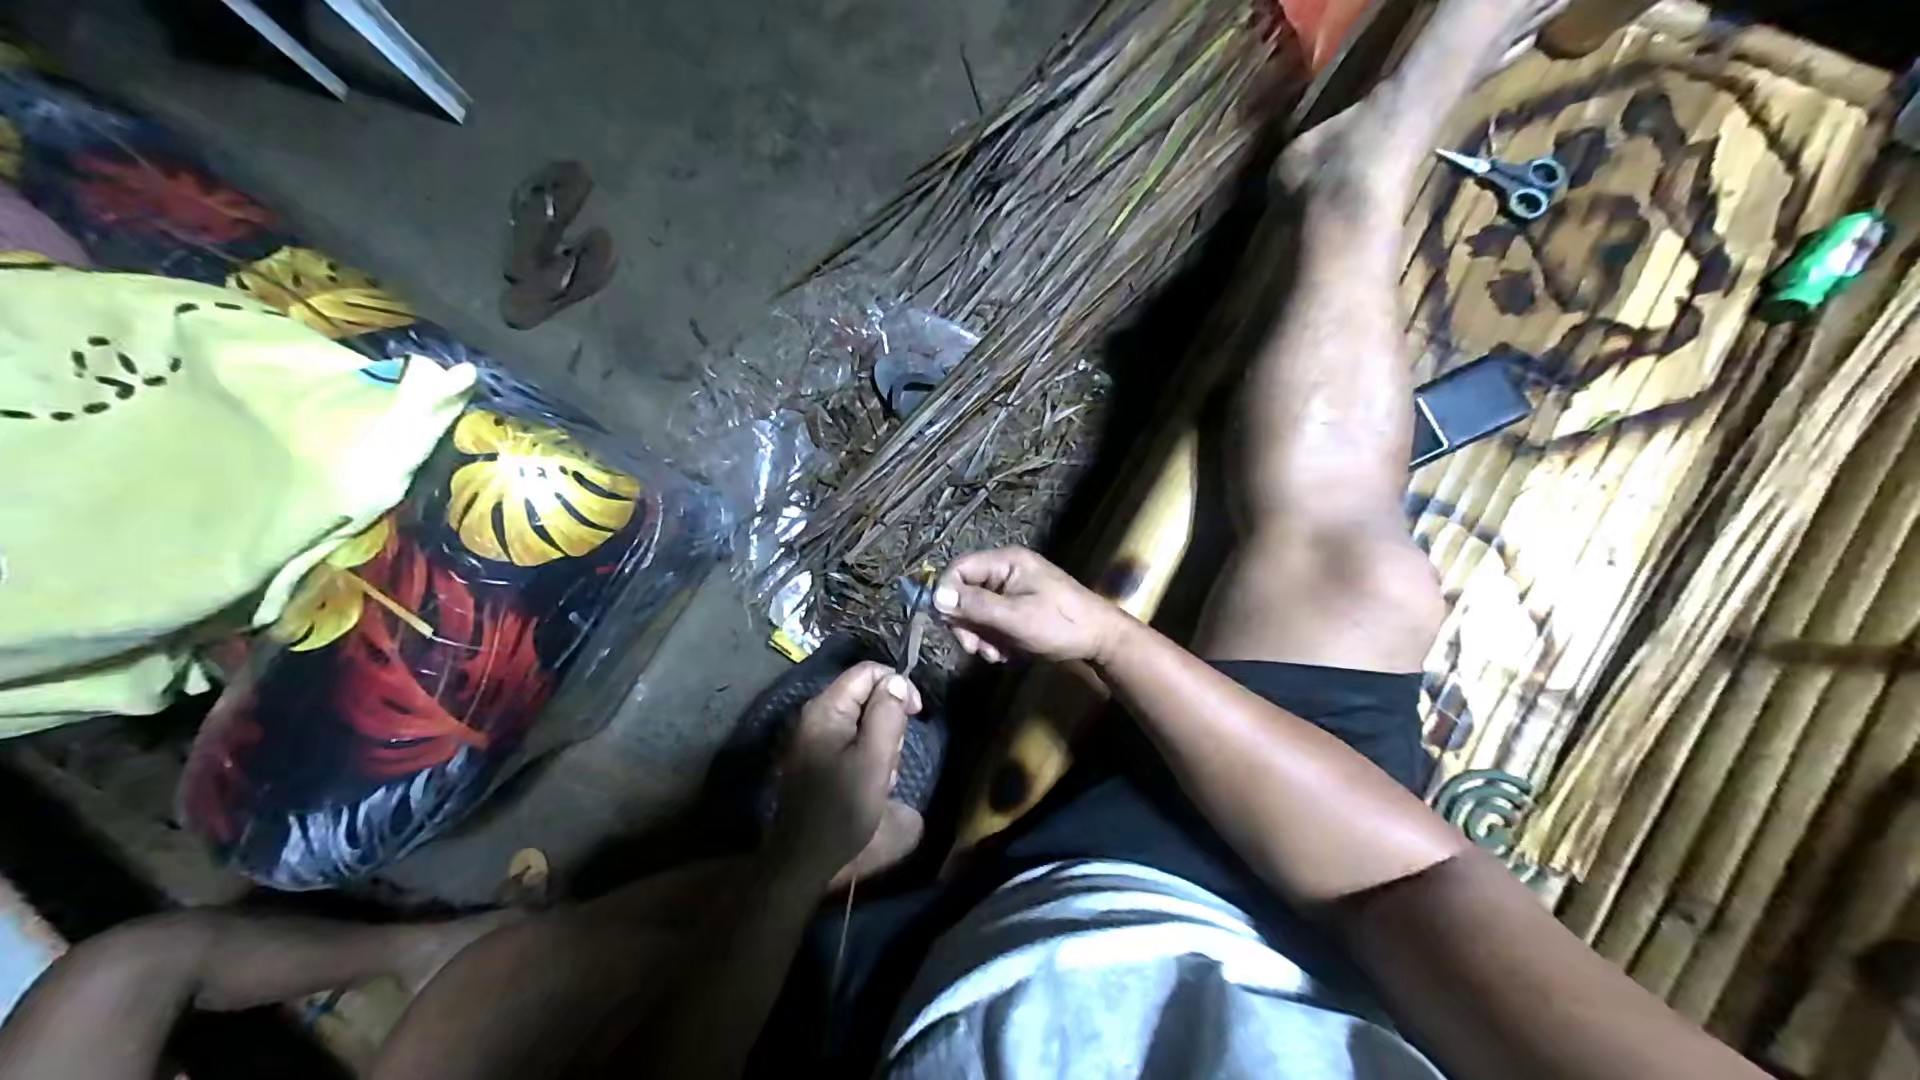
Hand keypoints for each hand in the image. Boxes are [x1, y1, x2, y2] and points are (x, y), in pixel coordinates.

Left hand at [768, 662, 920, 880]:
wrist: (805, 859)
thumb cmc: (842, 808)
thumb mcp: (874, 760)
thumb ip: (887, 714)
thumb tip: (897, 681)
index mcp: (826, 709)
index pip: (867, 672)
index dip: (896, 685)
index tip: (916, 713)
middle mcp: (816, 716)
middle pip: (866, 696)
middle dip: (888, 721)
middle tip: (892, 756)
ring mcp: (815, 738)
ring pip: (863, 722)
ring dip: (881, 745)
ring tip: (882, 777)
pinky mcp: (818, 759)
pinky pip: (852, 743)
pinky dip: (868, 758)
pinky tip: (871, 783)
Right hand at [933, 547, 1135, 664]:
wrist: (1102, 641)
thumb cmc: (1060, 625)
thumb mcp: (1014, 617)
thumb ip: (974, 606)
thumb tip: (935, 597)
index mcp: (1006, 562)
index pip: (959, 569)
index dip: (947, 595)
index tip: (949, 623)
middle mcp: (1006, 571)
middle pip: (964, 593)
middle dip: (966, 623)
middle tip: (974, 647)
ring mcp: (1013, 591)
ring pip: (976, 612)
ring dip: (980, 636)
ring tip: (995, 654)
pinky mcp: (1018, 609)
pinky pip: (992, 622)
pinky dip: (993, 639)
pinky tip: (1005, 654)